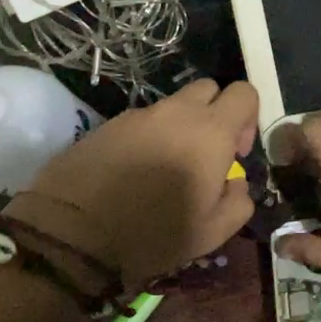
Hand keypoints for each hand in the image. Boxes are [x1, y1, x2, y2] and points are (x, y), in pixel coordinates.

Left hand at [5, 79, 257, 287]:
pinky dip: (148, 139)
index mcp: (210, 132)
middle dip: (215, 113)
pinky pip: (141, 123)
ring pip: (172, 107)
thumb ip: (239, 200)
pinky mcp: (106, 126)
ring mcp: (137, 116)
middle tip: (207, 153)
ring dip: (180, 128)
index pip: (244, 93)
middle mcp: (176, 113)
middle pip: (208, 89)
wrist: (72, 233)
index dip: (248, 118)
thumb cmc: (153, 233)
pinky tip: (136, 175)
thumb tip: (236, 183)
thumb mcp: (214, 232)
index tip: (236, 151)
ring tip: (167, 169)